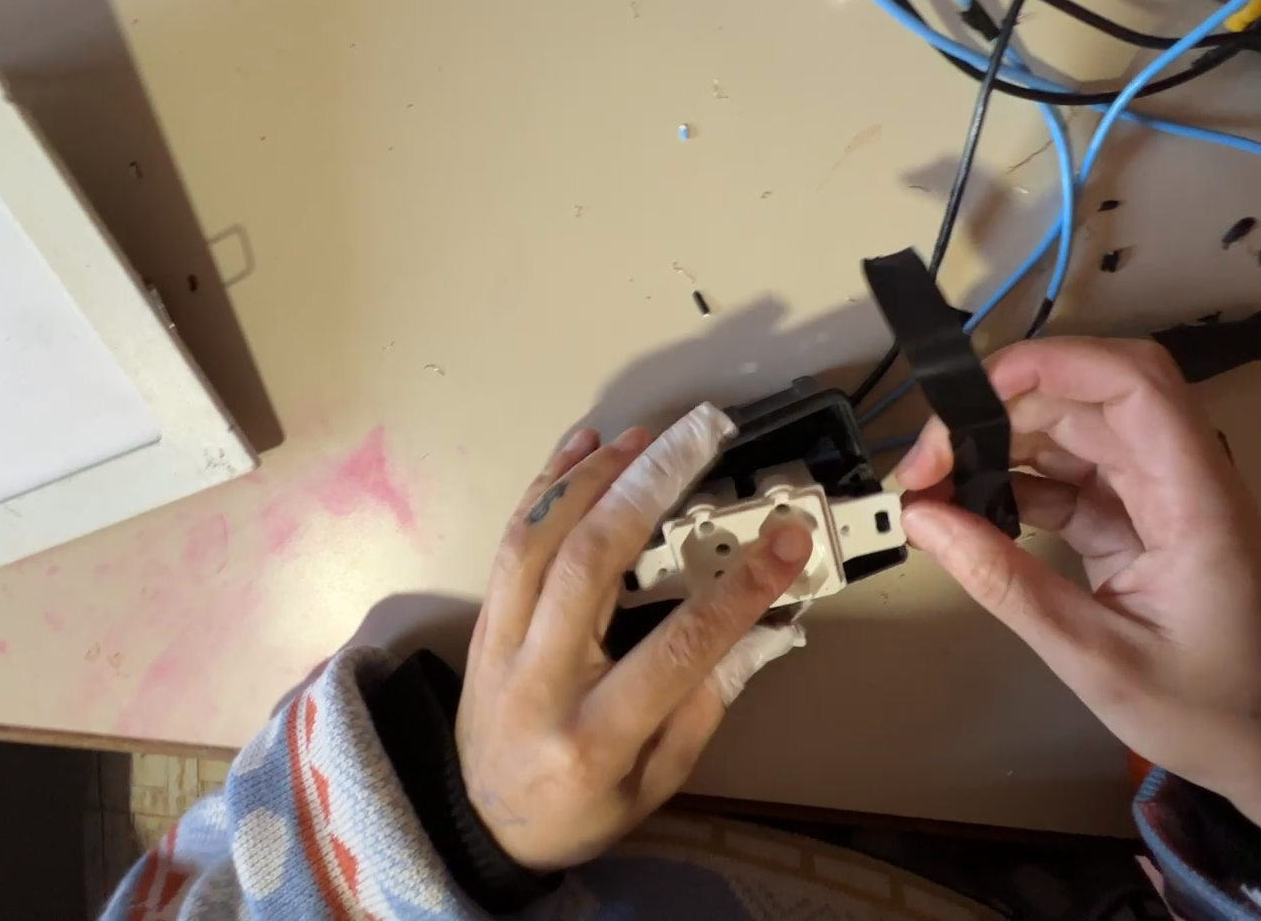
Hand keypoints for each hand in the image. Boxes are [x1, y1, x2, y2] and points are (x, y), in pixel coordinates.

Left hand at [458, 406, 814, 870]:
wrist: (476, 823)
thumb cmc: (578, 809)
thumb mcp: (656, 782)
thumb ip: (707, 703)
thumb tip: (763, 626)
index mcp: (594, 735)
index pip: (676, 649)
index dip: (737, 591)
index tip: (785, 539)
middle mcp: (538, 678)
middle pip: (589, 565)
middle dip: (647, 488)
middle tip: (695, 438)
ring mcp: (499, 641)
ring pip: (540, 539)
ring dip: (593, 475)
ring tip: (642, 436)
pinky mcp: (483, 617)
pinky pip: (511, 539)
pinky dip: (546, 484)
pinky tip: (578, 446)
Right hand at [897, 337, 1260, 867]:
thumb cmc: (1210, 714)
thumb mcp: (1096, 659)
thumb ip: (1004, 583)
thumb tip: (918, 517)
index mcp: (1196, 502)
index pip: (1134, 384)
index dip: (1049, 364)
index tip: (963, 398)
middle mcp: (1174, 477)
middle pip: (1080, 397)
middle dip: (991, 412)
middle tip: (924, 465)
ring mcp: (1148, 493)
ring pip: (1060, 428)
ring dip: (989, 444)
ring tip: (930, 487)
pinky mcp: (1124, 514)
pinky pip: (1054, 473)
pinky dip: (1002, 480)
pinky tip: (962, 508)